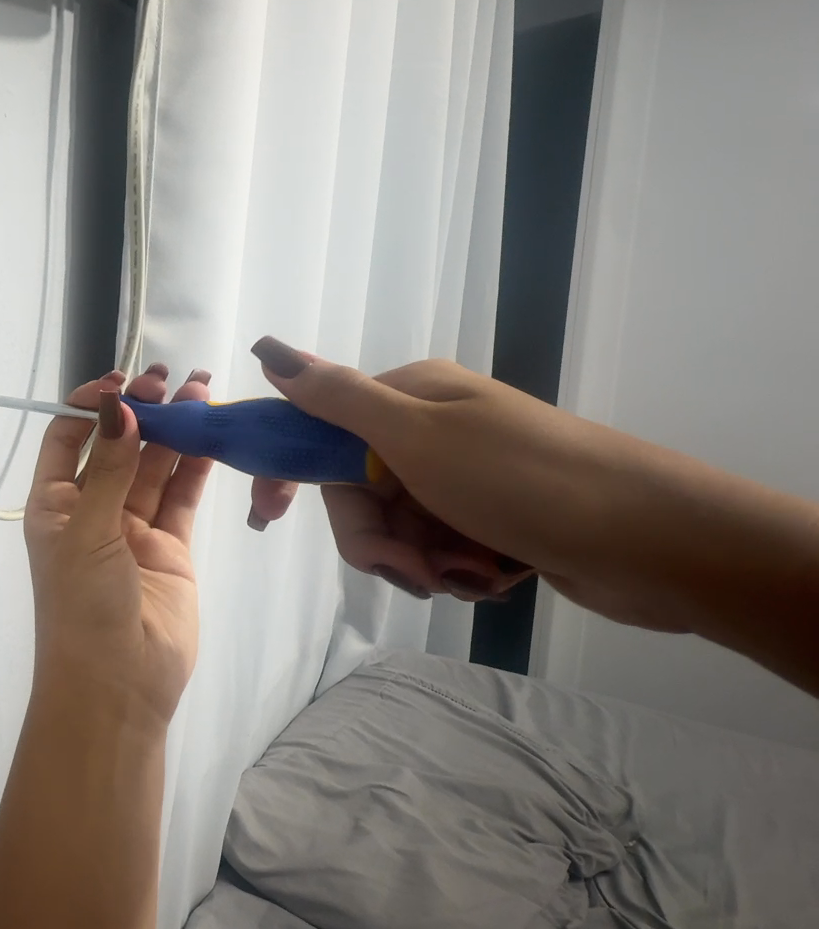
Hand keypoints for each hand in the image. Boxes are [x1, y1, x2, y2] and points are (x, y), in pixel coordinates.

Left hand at [25, 364, 215, 724]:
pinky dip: (195, 465)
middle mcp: (90, 509)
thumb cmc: (83, 605)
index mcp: (53, 503)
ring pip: (152, 467)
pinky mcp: (170, 547)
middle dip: (140, 412)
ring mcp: (131, 528)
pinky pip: (180, 496)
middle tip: (168, 378)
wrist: (117, 685)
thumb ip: (108, 469)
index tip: (120, 382)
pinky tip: (212, 433)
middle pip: (115, 447)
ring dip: (174, 431)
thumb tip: (119, 407)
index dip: (90, 407)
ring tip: (201, 391)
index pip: (67, 439)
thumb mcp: (88, 531)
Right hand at [246, 337, 694, 631]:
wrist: (661, 544)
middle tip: (406, 567)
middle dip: (372, 536)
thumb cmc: (523, 478)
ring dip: (414, 559)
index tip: (267, 515)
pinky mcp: (492, 518)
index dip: (288, 470)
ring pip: (394, 525)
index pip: (317, 427)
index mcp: (409, 396)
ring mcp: (463, 475)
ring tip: (460, 576)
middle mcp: (431, 429)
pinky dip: (451, 569)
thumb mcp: (414, 434)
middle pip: (356, 489)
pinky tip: (486, 577)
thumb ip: (335, 398)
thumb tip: (269, 352)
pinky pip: (437, 547)